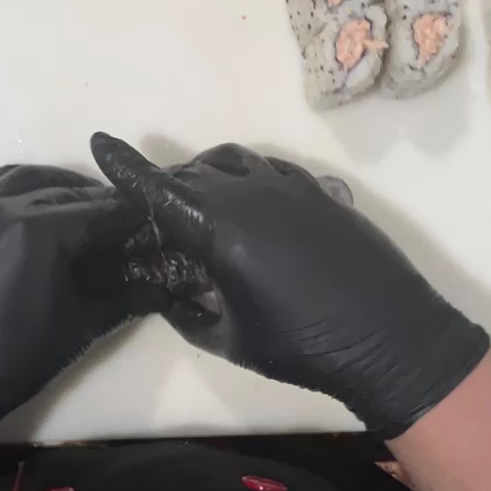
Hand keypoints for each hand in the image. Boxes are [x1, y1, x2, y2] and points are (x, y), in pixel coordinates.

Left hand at [0, 165, 147, 428]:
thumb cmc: (11, 361)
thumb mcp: (76, 329)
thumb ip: (123, 300)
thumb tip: (161, 286)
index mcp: (42, 232)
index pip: (104, 213)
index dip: (135, 220)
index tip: (156, 228)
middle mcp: (7, 207)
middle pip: (70, 193)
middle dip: (104, 207)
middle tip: (128, 227)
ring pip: (27, 179)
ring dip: (61, 186)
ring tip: (85, 206)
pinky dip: (13, 183)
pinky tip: (30, 195)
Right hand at [91, 133, 487, 434]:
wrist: (389, 339)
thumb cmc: (300, 347)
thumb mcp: (228, 339)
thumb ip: (184, 312)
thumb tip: (163, 293)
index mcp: (220, 230)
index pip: (160, 189)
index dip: (125, 167)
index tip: (101, 143)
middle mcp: (251, 196)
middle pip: (194, 172)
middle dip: (168, 183)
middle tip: (158, 212)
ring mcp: (292, 188)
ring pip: (235, 160)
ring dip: (209, 172)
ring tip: (203, 198)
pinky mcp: (322, 192)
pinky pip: (273, 170)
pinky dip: (251, 179)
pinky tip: (255, 208)